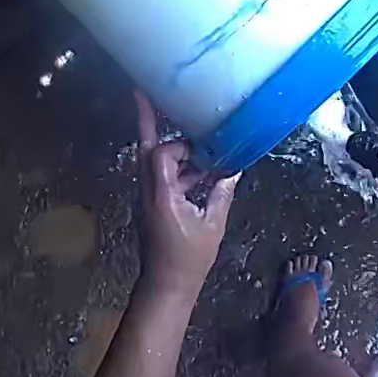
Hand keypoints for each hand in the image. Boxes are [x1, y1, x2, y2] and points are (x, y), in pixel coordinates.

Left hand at [134, 91, 237, 297]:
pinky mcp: (151, 203)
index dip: (177, 144)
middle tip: (144, 93)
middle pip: (145, 148)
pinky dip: (175, 167)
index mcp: (161, 194)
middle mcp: (148, 190)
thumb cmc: (189, 258)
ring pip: (150, 160)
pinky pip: (159, 175)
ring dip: (167, 146)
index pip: (159, 154)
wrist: (167, 284)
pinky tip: (198, 170)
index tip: (198, 144)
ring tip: (189, 135)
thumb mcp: (212, 225)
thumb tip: (233, 171)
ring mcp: (146, 196)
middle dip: (147, 121)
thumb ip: (221, 193)